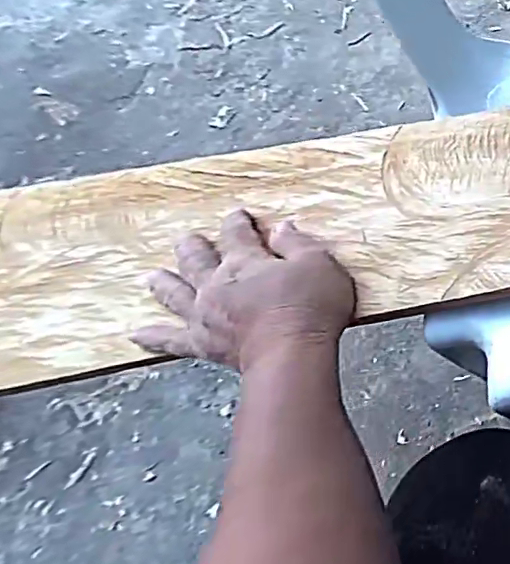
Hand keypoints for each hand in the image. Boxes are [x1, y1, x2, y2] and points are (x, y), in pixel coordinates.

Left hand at [133, 210, 356, 370]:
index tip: (236, 214)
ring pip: (176, 295)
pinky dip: (154, 336)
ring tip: (153, 276)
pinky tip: (137, 334)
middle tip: (186, 239)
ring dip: (164, 284)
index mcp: (245, 263)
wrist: (291, 349)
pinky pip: (170, 339)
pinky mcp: (202, 342)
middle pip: (198, 262)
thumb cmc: (312, 304)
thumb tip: (282, 227)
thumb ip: (298, 245)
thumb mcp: (319, 264)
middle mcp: (215, 285)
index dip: (237, 224)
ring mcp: (203, 314)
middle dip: (193, 249)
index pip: (238, 237)